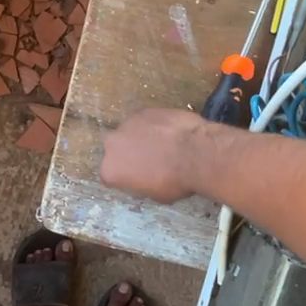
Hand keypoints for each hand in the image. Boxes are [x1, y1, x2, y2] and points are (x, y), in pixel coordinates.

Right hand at [100, 109, 216, 202]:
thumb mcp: (155, 195)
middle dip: (127, 154)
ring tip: (161, 145)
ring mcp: (127, 124)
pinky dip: (154, 126)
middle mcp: (112, 145)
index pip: (109, 176)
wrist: (196, 153)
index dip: (124, 178)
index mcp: (110, 169)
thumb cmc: (175, 181)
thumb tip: (144, 177)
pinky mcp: (144, 111)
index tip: (136, 179)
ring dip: (140, 138)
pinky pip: (144, 121)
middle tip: (147, 161)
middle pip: (115, 150)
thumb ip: (140, 183)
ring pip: (129, 133)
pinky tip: (169, 133)